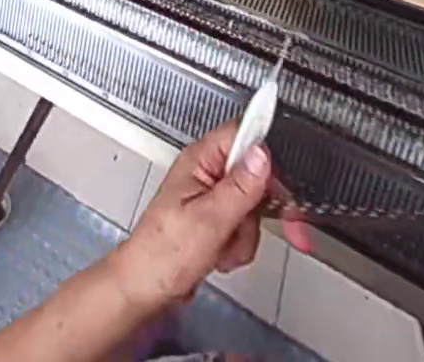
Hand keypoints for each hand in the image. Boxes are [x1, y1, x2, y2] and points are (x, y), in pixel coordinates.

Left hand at [106, 122, 312, 309]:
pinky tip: (220, 253)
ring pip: (251, 204)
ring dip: (244, 232)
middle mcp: (206, 171)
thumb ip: (239, 188)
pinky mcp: (215, 217)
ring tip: (222, 244)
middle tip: (248, 224)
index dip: (263, 155)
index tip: (277, 181)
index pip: (241, 134)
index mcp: (200, 159)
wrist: (146, 288)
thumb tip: (261, 154)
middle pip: (253, 172)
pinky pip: (244, 225)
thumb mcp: (208, 220)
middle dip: (254, 207)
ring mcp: (211, 195)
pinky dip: (238, 244)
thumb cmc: (162, 252)